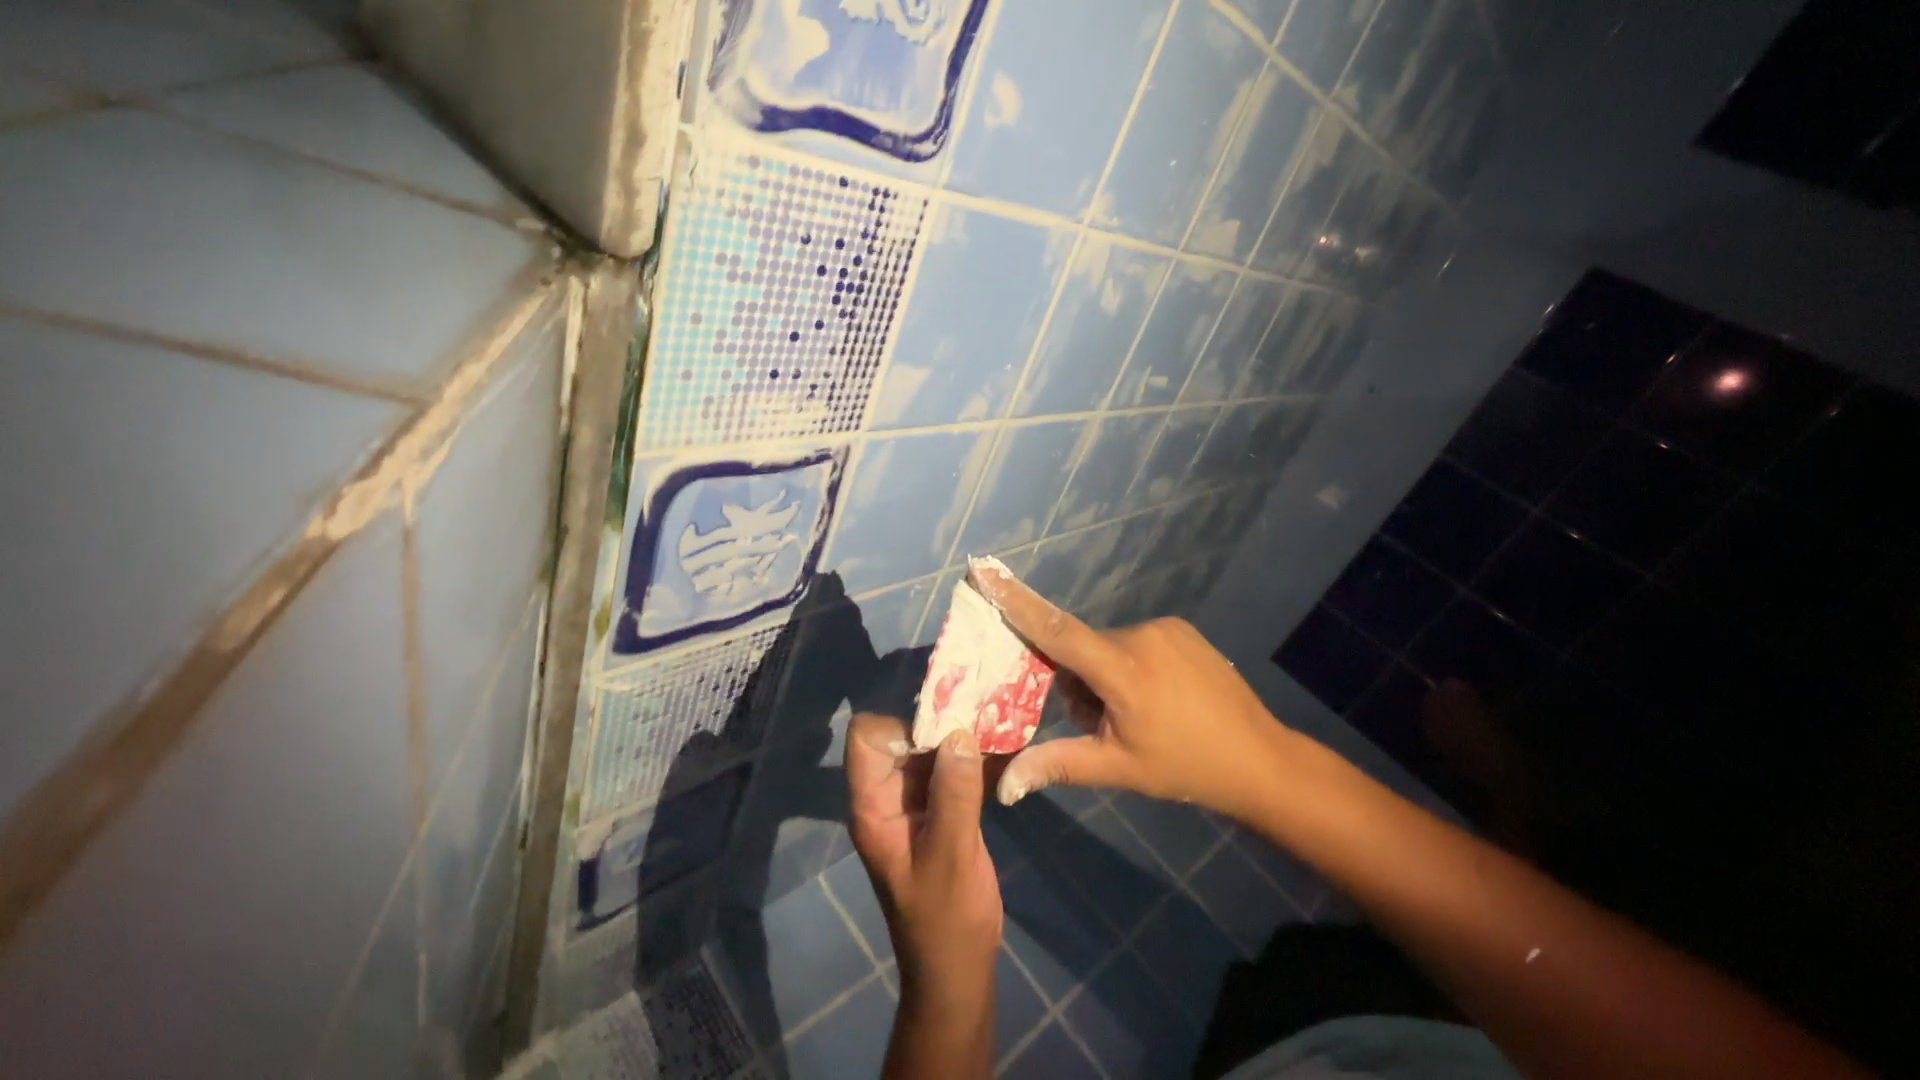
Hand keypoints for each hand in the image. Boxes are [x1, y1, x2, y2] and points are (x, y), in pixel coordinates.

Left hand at [844, 712, 1000, 1021]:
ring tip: (1000, 722)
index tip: (946, 722)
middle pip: (902, 740)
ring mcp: (916, 806)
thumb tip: (959, 734)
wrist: (957, 969)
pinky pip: (952, 774)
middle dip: (939, 723)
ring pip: (931, 753)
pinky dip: (974, 762)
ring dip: (961, 739)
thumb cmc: (946, 918)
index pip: (866, 739)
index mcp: (874, 807)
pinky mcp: (942, 814)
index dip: (901, 723)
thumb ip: (954, 793)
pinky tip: (1007, 751)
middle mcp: (889, 799)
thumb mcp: (951, 855)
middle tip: (984, 709)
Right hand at [974, 562, 1287, 820]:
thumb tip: (1002, 785)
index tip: (984, 572)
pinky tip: (1154, 699)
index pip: (1058, 631)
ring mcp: (1166, 629)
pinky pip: (1133, 641)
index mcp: (1124, 671)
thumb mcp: (1117, 769)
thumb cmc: (1185, 767)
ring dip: (1102, 675)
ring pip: (1106, 646)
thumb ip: (1057, 765)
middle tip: (1100, 723)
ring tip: (1134, 715)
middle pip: (1080, 648)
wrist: (1259, 759)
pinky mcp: (1182, 629)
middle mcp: (1142, 636)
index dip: (1017, 603)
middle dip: (1076, 681)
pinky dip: (1126, 665)